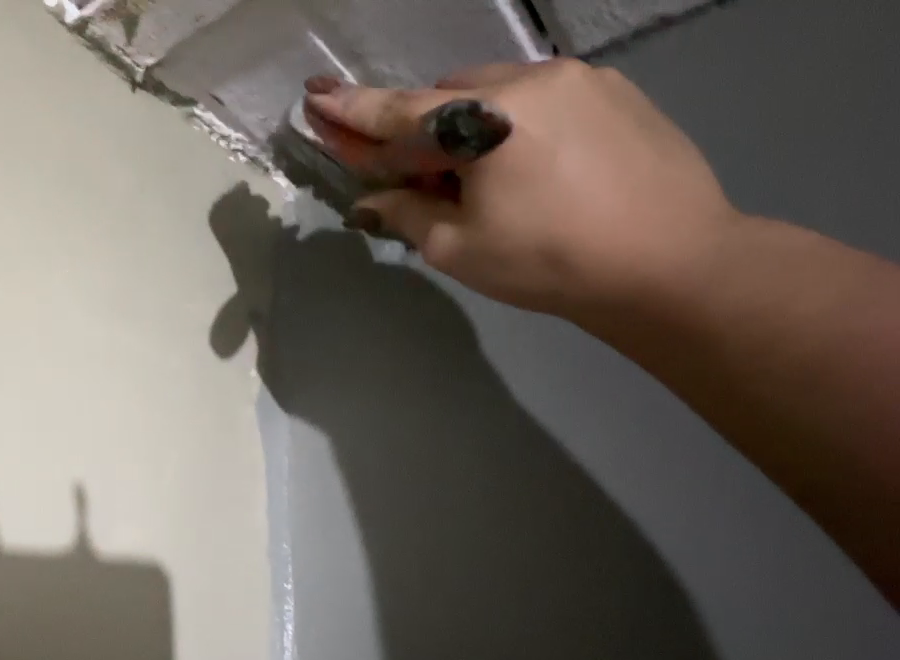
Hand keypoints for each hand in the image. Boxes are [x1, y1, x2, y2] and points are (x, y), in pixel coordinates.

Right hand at [305, 59, 737, 318]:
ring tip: (474, 180)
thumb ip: (404, 212)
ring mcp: (581, 79)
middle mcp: (532, 80)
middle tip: (412, 180)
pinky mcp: (616, 90)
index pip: (399, 112)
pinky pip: (538, 97)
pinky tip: (523, 170)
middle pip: (447, 95)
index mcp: (487, 118)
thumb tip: (370, 200)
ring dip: (466, 126)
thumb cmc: (545, 260)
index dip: (351, 110)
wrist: (667, 260)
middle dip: (419, 130)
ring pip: (494, 91)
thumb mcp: (454, 247)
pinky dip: (510, 124)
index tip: (314, 96)